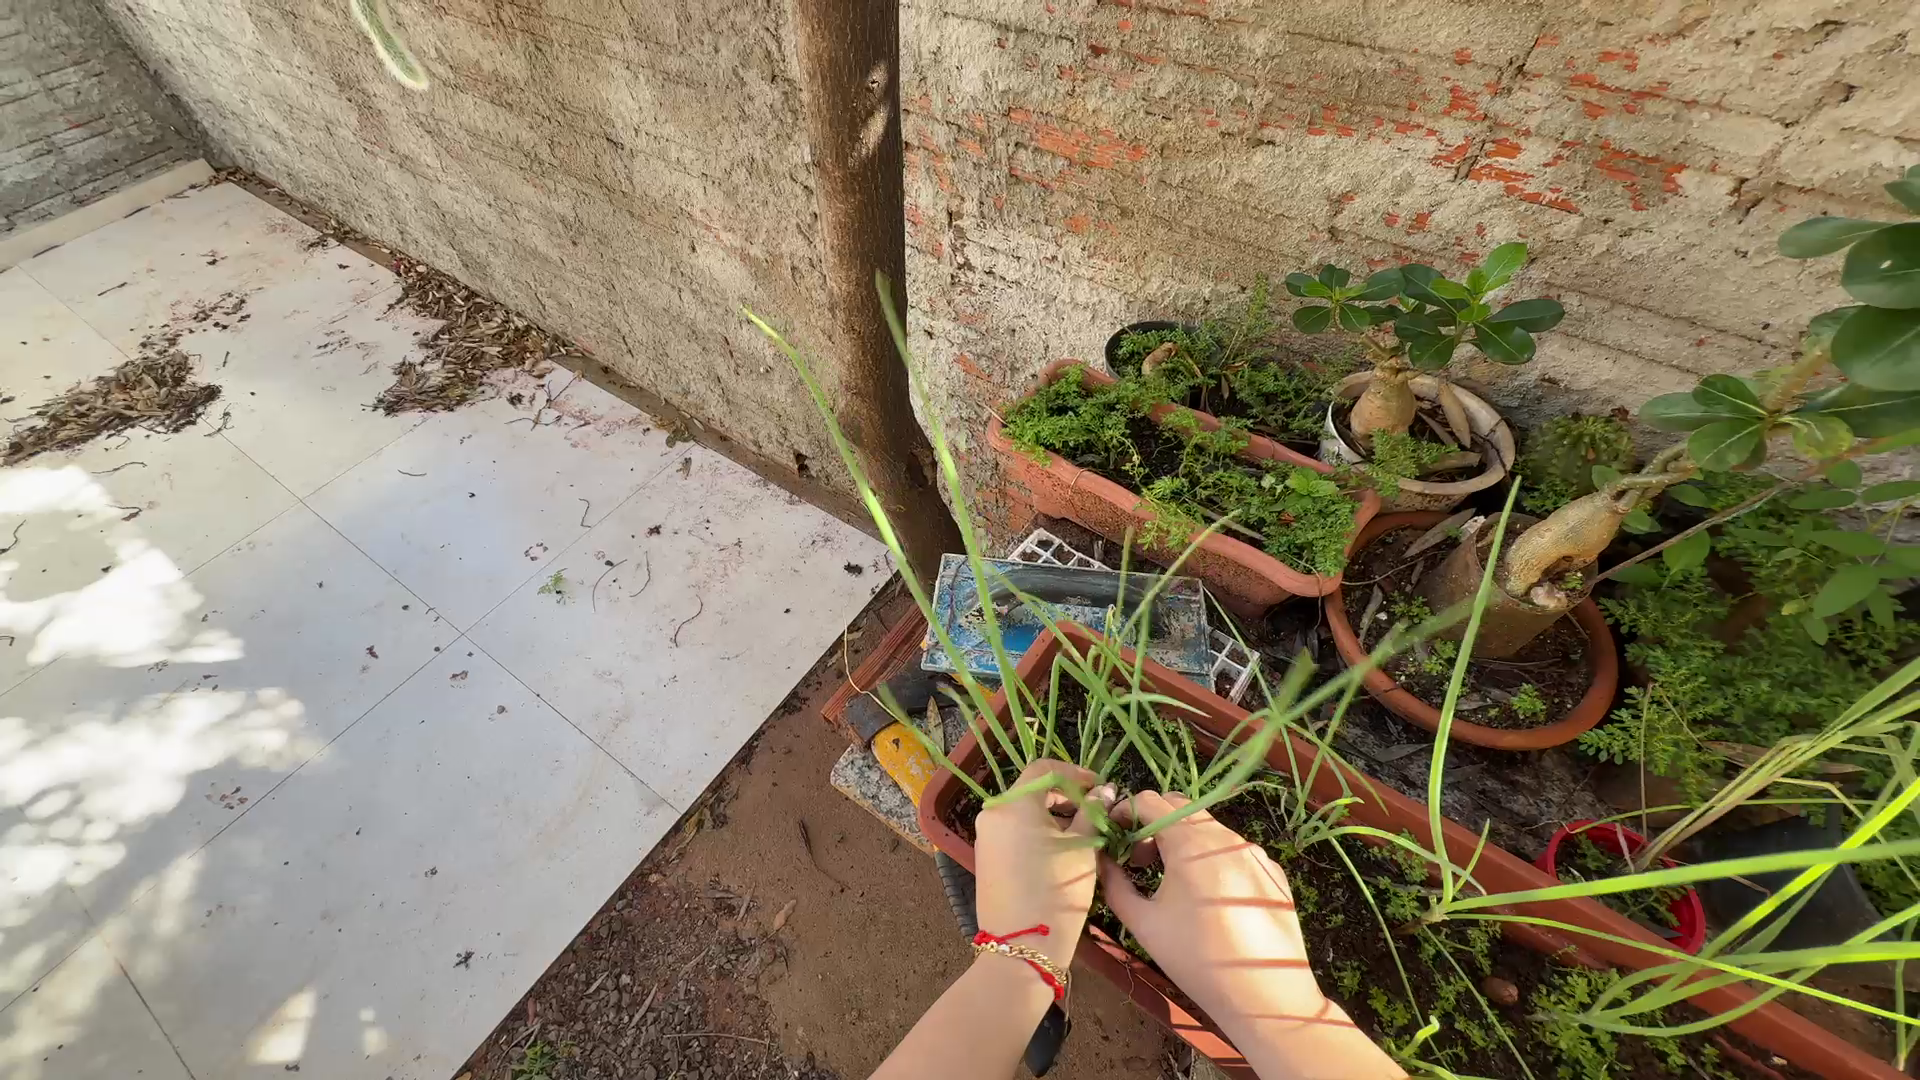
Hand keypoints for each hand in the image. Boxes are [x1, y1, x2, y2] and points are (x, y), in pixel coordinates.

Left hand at [973, 759, 1113, 969]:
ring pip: (1022, 810)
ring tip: (1081, 831)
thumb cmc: (1057, 891)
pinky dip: (1036, 830)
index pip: (1044, 769)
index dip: (1074, 774)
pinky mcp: (986, 856)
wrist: (1021, 948)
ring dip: (1051, 813)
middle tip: (1093, 809)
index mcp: (1015, 803)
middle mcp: (994, 812)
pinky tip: (1059, 849)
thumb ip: (1091, 813)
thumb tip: (1103, 791)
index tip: (1098, 787)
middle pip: (1031, 789)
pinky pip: (1013, 829)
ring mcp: (986, 835)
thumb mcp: (1082, 848)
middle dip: (1064, 795)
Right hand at [1100, 792, 1402, 1078]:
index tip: (1114, 836)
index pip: (1149, 800)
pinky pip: (1231, 847)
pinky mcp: (1270, 868)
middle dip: (1151, 822)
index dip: (1125, 812)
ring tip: (1171, 877)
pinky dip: (1210, 855)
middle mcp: (1224, 836)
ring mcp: (1252, 850)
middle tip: (1140, 857)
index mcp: (1190, 842)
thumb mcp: (1144, 924)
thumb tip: (1102, 859)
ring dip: (1180, 837)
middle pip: (1178, 805)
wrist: (1269, 1001)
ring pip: (1206, 825)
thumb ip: (1115, 883)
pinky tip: (1209, 895)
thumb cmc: (1198, 960)